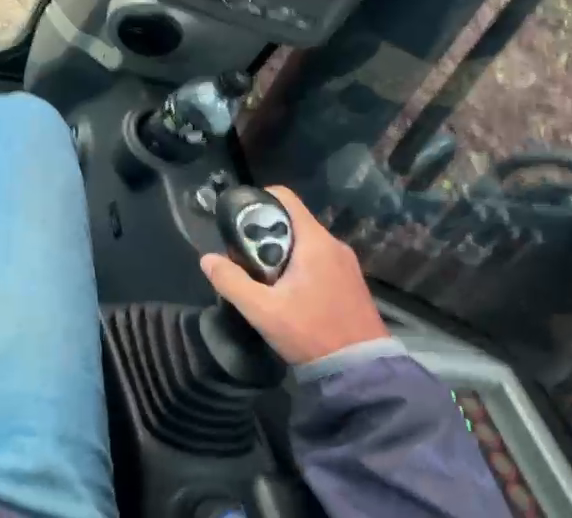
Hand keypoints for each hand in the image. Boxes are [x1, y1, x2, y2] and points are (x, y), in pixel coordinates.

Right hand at [199, 185, 389, 365]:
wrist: (363, 374)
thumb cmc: (311, 333)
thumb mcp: (261, 309)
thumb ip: (230, 281)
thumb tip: (207, 259)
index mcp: (315, 243)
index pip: (284, 198)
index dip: (256, 200)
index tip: (237, 221)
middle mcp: (334, 246)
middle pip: (290, 221)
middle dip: (263, 233)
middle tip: (244, 257)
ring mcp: (346, 265)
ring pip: (302, 241)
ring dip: (279, 251)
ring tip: (262, 277)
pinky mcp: (351, 282)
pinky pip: (316, 258)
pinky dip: (297, 265)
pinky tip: (286, 291)